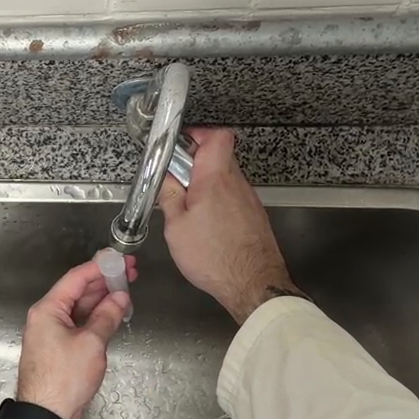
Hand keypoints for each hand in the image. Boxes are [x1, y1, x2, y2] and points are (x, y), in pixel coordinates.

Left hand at [16, 255, 136, 418]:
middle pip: (77, 291)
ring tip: (126, 291)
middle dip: (104, 281)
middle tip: (130, 273)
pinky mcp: (59, 349)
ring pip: (79, 308)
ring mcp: (52, 333)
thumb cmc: (64, 378)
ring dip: (102, 300)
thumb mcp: (91, 343)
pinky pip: (79, 324)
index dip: (100, 266)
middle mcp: (46, 318)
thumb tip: (119, 298)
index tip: (121, 259)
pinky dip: (96, 318)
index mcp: (47, 310)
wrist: (47, 414)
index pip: (76, 278)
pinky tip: (113, 314)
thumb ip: (107, 317)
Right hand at [157, 128, 302, 323]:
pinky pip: (232, 197)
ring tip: (187, 207)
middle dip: (195, 164)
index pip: (217, 136)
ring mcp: (248, 199)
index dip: (198, 134)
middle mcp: (236, 184)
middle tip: (175, 181)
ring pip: (225, 178)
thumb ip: (170, 196)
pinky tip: (204, 223)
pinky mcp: (252, 215)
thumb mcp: (176, 227)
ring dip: (205, 185)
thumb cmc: (215, 258)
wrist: (252, 283)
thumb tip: (166, 178)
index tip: (180, 145)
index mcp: (215, 180)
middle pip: (219, 156)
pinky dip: (216, 202)